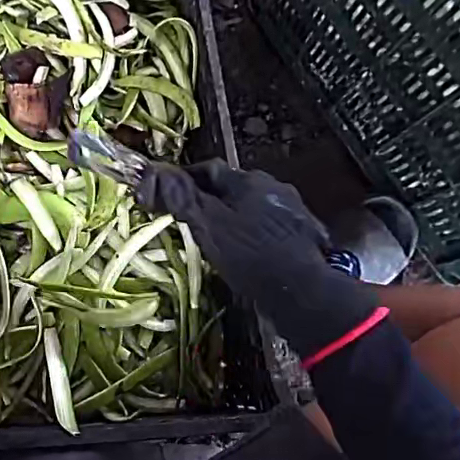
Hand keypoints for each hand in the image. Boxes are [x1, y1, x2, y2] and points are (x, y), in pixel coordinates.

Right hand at [136, 161, 377, 357]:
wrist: (301, 290)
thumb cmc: (249, 256)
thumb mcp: (208, 226)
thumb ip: (183, 198)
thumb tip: (157, 172)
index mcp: (247, 180)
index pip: (207, 169)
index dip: (183, 180)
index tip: (167, 195)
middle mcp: (272, 186)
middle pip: (231, 187)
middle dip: (209, 198)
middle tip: (189, 219)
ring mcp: (291, 209)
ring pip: (251, 206)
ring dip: (233, 215)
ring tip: (216, 237)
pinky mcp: (302, 232)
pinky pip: (267, 225)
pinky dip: (252, 232)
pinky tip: (246, 250)